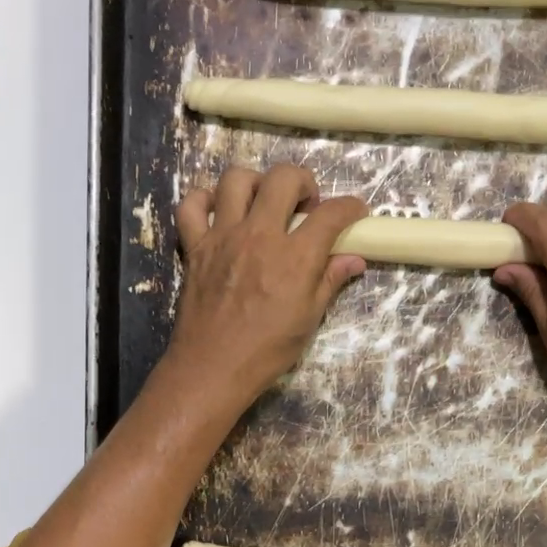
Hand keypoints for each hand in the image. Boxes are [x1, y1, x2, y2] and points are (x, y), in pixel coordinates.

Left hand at [168, 165, 368, 402]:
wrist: (213, 368)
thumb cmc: (267, 351)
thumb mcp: (308, 320)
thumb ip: (330, 281)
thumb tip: (354, 260)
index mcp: (295, 257)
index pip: (331, 214)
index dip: (350, 207)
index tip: (355, 212)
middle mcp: (259, 235)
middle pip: (283, 178)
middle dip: (303, 182)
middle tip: (305, 206)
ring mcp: (223, 237)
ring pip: (236, 179)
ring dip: (256, 183)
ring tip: (263, 203)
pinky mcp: (195, 247)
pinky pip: (190, 205)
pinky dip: (203, 199)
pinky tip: (218, 212)